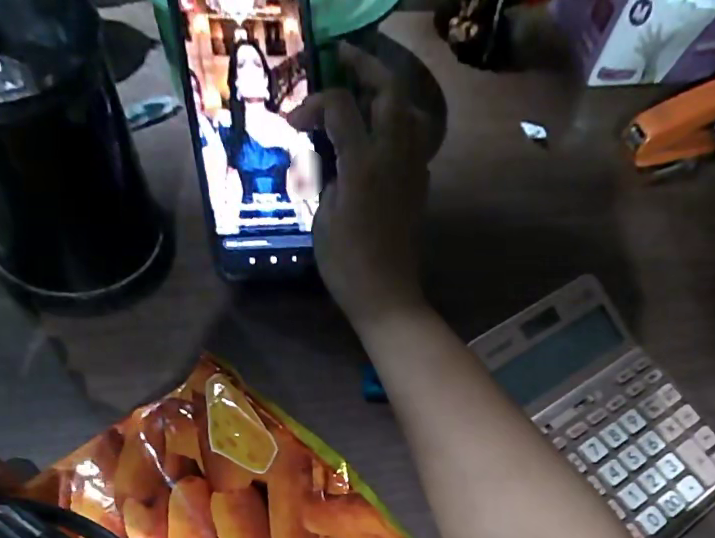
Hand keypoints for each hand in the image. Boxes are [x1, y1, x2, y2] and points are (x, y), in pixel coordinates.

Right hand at [288, 43, 431, 327]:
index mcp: (363, 164)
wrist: (386, 297)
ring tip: (367, 99)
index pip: (341, 106)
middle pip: (388, 90)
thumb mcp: (322, 218)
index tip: (295, 124)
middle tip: (344, 63)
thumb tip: (332, 156)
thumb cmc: (346, 265)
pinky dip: (398, 128)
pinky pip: (415, 142)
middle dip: (365, 70)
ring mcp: (412, 169)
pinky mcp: (420, 186)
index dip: (314, 104)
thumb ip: (326, 176)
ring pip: (410, 111)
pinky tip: (380, 141)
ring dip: (388, 96)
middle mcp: (394, 156)